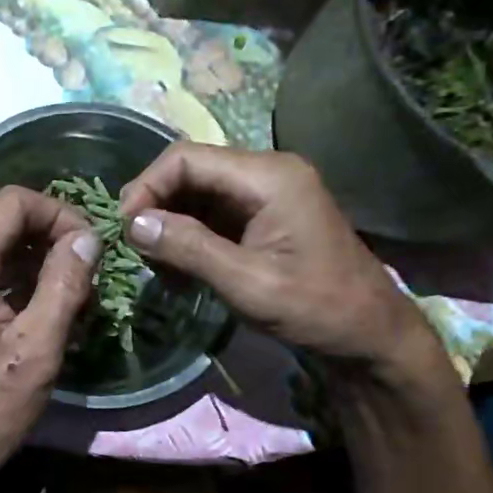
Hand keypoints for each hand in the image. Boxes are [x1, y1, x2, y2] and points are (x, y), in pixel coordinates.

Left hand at [0, 186, 99, 492]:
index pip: (11, 202)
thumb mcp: (39, 346)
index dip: (57, 213)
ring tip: (73, 289)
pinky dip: (19, 274)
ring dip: (36, 254)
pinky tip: (48, 305)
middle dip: (49, 231)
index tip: (89, 246)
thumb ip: (64, 283)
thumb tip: (87, 237)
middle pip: (0, 216)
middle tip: (85, 265)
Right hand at [119, 145, 437, 376]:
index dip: (147, 186)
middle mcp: (264, 173)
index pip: (186, 158)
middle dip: (154, 207)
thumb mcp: (247, 282)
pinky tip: (176, 269)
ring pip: (193, 193)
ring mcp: (263, 194)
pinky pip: (207, 214)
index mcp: (268, 177)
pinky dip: (185, 237)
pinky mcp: (258, 217)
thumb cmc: (315, 307)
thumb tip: (132, 224)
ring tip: (156, 265)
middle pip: (188, 171)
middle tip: (134, 249)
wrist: (368, 334)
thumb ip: (189, 248)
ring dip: (167, 225)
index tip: (125, 228)